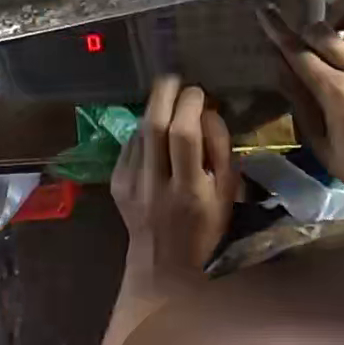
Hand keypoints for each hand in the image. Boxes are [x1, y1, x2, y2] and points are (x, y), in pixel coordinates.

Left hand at [111, 76, 239, 304]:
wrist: (163, 266)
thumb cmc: (206, 228)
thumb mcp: (227, 193)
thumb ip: (220, 150)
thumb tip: (206, 112)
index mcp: (189, 190)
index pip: (183, 134)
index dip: (190, 104)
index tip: (199, 92)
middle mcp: (155, 185)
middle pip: (154, 125)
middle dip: (165, 94)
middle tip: (175, 79)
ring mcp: (130, 184)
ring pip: (140, 131)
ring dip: (155, 109)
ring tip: (169, 100)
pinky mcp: (116, 183)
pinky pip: (131, 144)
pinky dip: (144, 131)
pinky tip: (156, 132)